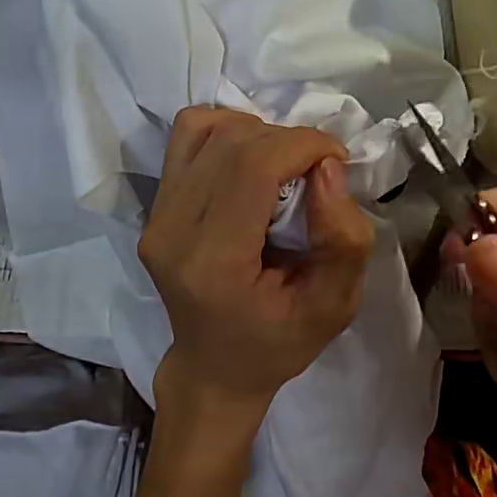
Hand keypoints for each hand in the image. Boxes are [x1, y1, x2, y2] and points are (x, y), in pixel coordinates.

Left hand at [140, 107, 375, 422]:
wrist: (214, 368)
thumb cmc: (278, 344)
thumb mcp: (333, 307)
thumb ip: (344, 240)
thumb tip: (326, 167)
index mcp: (214, 263)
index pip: (252, 166)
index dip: (302, 145)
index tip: (336, 161)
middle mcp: (171, 231)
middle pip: (230, 142)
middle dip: (288, 139)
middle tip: (318, 169)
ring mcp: (154, 217)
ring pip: (205, 129)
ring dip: (258, 133)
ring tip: (285, 167)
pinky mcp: (152, 209)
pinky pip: (186, 138)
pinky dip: (226, 134)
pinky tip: (250, 163)